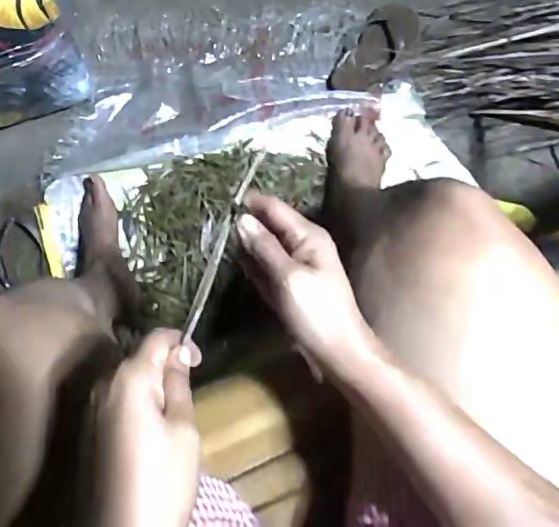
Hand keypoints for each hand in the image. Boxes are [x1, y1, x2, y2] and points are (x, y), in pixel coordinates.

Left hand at [94, 329, 201, 526]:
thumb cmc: (160, 482)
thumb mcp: (183, 431)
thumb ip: (179, 385)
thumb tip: (179, 351)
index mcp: (129, 377)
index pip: (156, 337)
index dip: (181, 340)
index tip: (199, 359)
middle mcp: (104, 383)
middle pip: (138, 357)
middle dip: (163, 366)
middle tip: (186, 393)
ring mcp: (91, 407)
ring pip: (126, 380)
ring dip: (147, 386)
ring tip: (169, 415)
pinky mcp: (86, 430)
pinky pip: (115, 402)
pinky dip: (133, 405)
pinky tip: (147, 433)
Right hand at [236, 193, 376, 375]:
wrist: (341, 357)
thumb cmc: (317, 314)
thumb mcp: (287, 277)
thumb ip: (264, 246)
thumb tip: (241, 219)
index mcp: (308, 236)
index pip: (274, 208)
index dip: (250, 202)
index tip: (222, 201)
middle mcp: (304, 245)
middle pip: (270, 225)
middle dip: (247, 224)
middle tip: (217, 225)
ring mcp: (299, 265)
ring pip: (267, 246)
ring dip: (249, 246)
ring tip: (223, 243)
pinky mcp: (293, 285)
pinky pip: (269, 267)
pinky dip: (256, 267)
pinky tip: (242, 267)